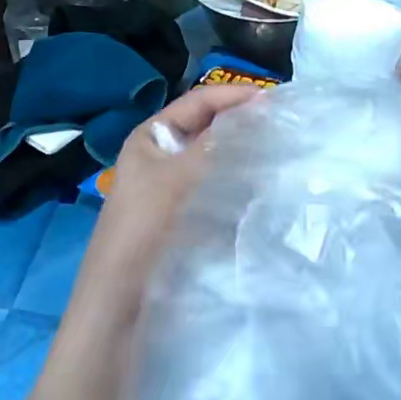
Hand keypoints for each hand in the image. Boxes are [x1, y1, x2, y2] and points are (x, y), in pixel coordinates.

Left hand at [73, 84, 259, 310]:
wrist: (119, 303)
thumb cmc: (142, 228)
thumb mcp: (177, 177)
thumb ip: (216, 142)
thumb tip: (256, 110)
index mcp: (150, 137)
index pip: (198, 102)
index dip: (233, 96)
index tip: (272, 99)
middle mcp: (161, 156)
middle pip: (207, 127)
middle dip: (241, 121)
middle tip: (281, 122)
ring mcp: (172, 187)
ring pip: (215, 157)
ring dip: (242, 151)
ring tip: (277, 149)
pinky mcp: (185, 215)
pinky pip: (217, 185)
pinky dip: (238, 179)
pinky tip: (261, 184)